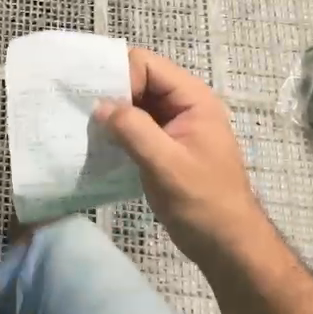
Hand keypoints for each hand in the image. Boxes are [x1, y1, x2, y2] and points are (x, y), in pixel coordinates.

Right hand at [94, 47, 269, 261]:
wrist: (229, 248)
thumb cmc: (204, 203)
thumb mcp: (167, 165)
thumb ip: (133, 129)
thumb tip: (98, 105)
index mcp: (192, 98)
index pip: (145, 64)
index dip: (119, 77)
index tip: (99, 103)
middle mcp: (182, 103)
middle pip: (136, 78)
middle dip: (109, 92)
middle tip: (83, 111)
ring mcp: (172, 124)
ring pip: (132, 101)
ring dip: (110, 112)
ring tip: (85, 126)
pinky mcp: (162, 143)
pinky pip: (132, 123)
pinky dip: (115, 129)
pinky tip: (98, 142)